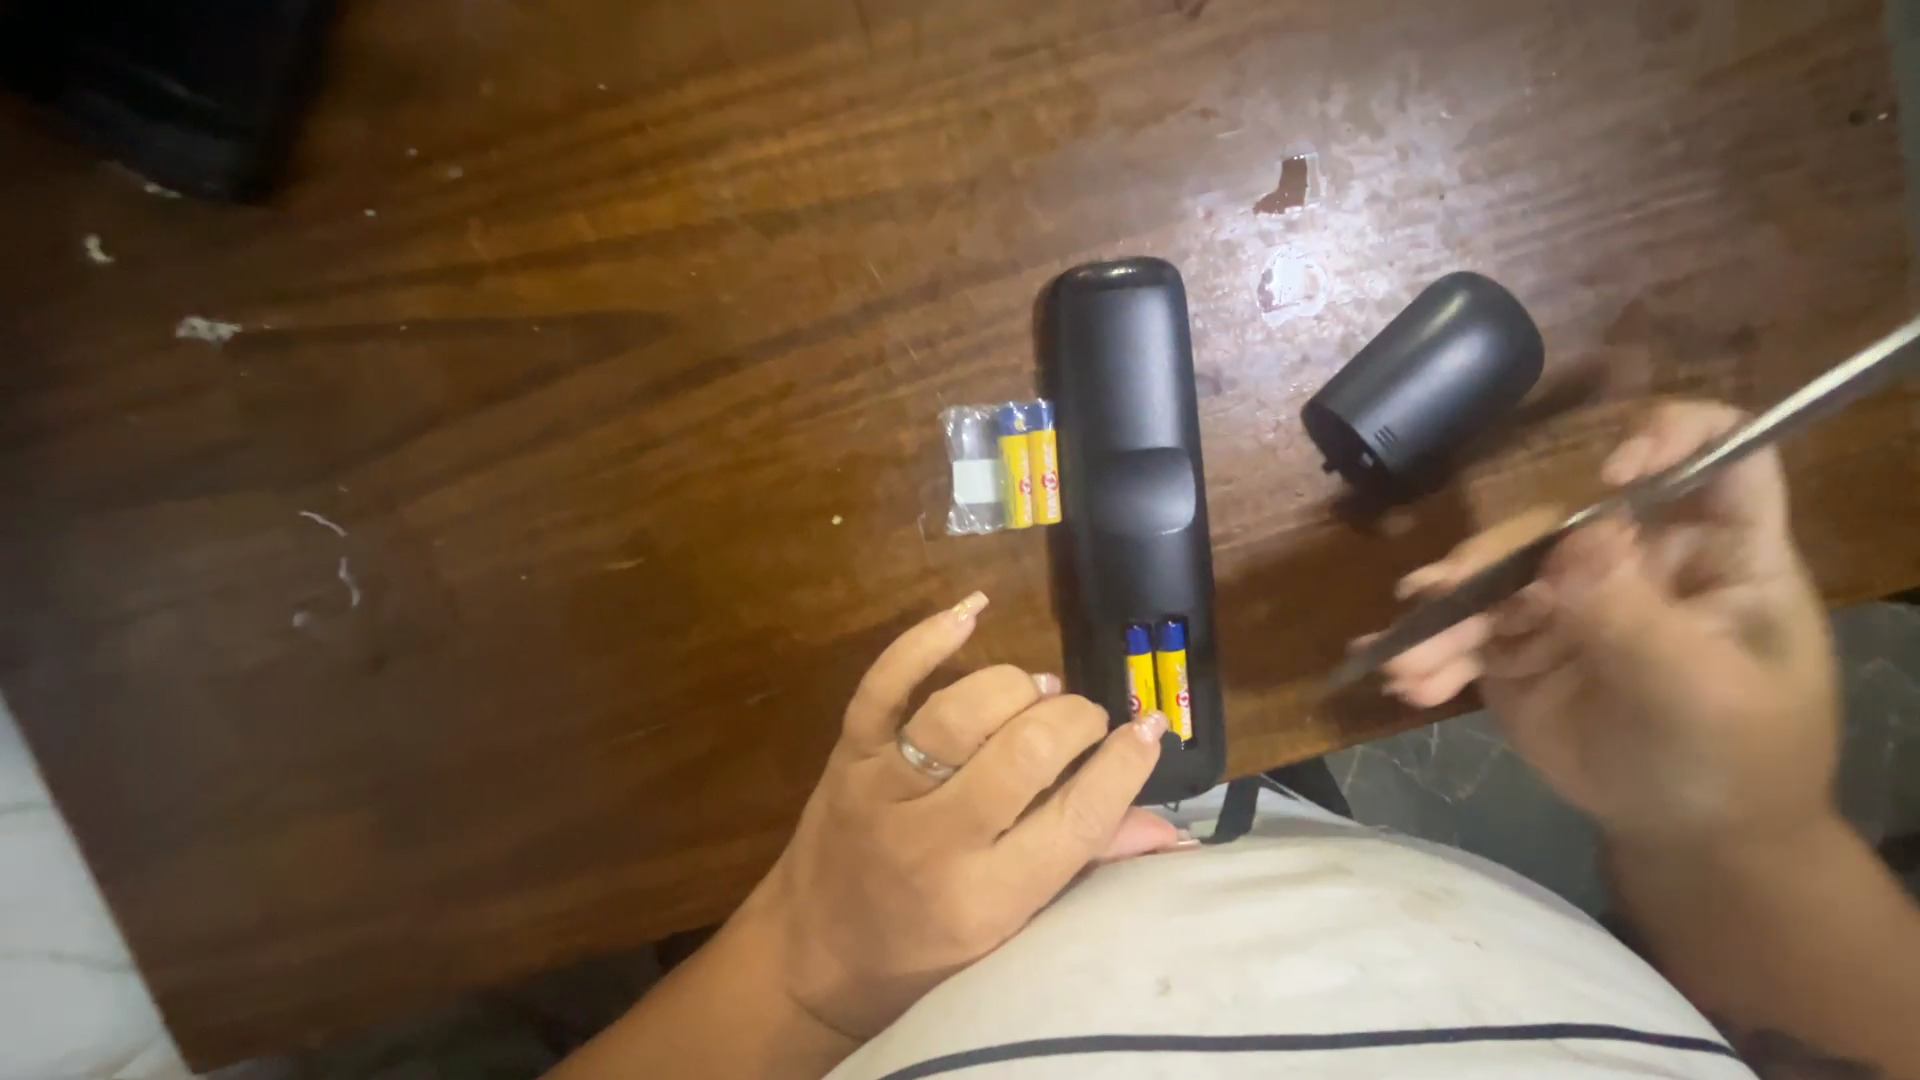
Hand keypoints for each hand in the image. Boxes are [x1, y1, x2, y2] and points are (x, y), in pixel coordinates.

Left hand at [742, 592, 1181, 1039]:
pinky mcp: (849, 752)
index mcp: (985, 901)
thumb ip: (1084, 870)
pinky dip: (926, 639)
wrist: (808, 954)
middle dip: (1074, 720)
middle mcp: (935, 840)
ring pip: (963, 711)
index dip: (1124, 766)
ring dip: (1017, 688)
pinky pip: (885, 682)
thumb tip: (1168, 827)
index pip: (1076, 819)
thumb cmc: (918, 958)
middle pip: (1024, 752)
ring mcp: (884, 787)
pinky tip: (972, 611)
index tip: (1148, 730)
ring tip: (1040, 691)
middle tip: (1084, 720)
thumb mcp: (1006, 935)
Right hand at [1370, 400, 1838, 844]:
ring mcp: (1565, 602)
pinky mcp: (1514, 644)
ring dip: (1439, 621)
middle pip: (1550, 527)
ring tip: (1403, 666)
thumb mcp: (1698, 691)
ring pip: (1488, 582)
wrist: (1683, 833)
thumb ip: (1636, 614)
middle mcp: (1632, 563)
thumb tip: (1575, 538)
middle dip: (1483, 562)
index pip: (1717, 462)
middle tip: (1434, 597)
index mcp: (1713, 558)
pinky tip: (1407, 683)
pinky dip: (1430, 657)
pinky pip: (1461, 635)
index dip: (1670, 441)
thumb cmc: (1730, 757)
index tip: (1607, 474)